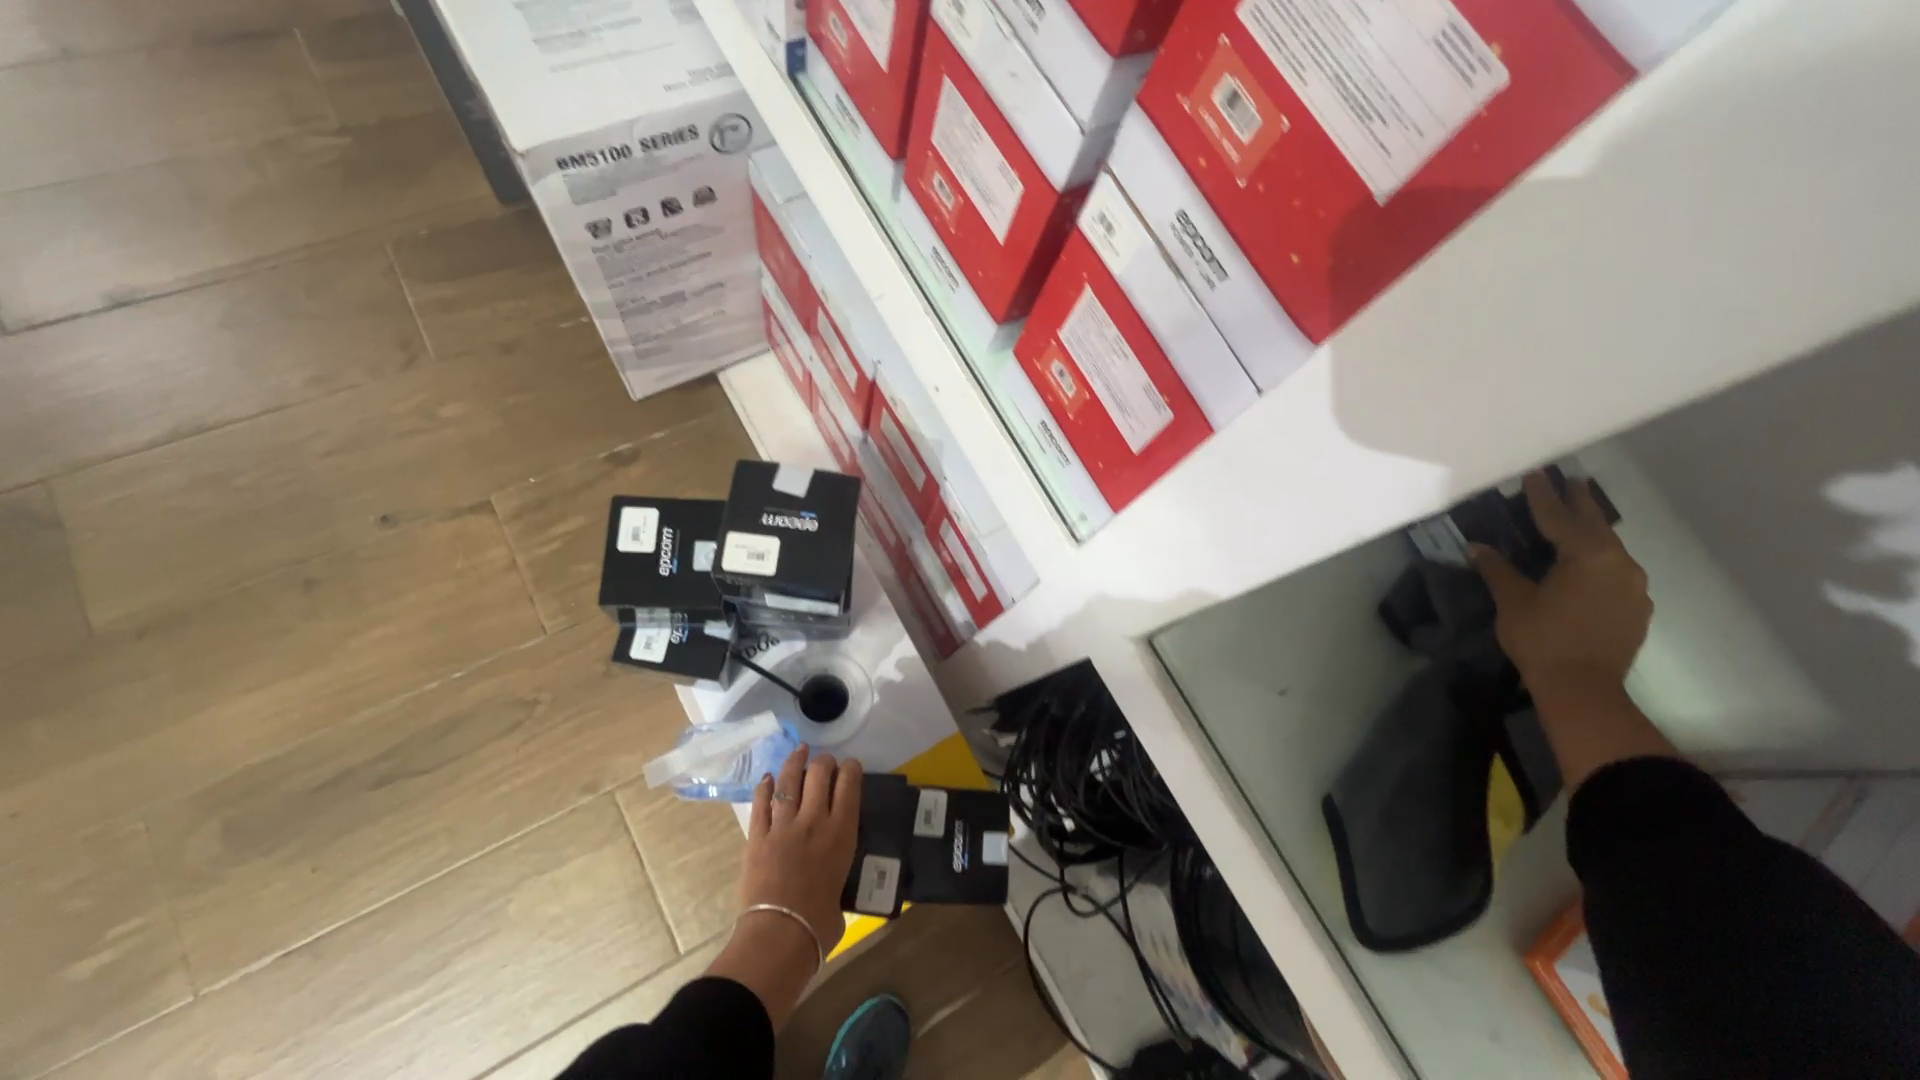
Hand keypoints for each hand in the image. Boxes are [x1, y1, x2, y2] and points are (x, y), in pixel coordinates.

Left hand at [741, 744, 862, 958]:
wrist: (780, 933)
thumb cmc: (820, 923)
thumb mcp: (844, 891)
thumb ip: (838, 876)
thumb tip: (831, 885)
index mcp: (841, 833)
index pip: (849, 786)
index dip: (851, 769)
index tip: (851, 766)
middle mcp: (814, 821)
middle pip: (819, 775)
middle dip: (824, 762)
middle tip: (825, 761)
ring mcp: (782, 826)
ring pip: (788, 782)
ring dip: (794, 763)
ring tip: (799, 752)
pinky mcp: (757, 837)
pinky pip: (761, 804)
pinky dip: (765, 788)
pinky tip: (767, 778)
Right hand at [1472, 472, 1652, 695]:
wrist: (1583, 687)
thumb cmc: (1542, 638)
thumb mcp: (1512, 601)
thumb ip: (1498, 569)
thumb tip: (1478, 547)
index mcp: (1587, 555)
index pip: (1558, 517)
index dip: (1542, 496)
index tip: (1535, 474)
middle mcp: (1618, 562)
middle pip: (1594, 525)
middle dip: (1579, 503)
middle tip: (1571, 481)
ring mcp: (1634, 586)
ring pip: (1610, 549)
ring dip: (1592, 532)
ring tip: (1580, 521)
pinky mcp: (1638, 608)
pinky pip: (1617, 573)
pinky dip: (1600, 561)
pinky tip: (1589, 567)